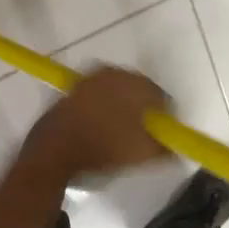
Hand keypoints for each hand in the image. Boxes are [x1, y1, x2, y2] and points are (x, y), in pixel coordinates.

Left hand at [23, 66, 170, 179]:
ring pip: (113, 93)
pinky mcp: (69, 91)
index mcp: (134, 82)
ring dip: (119, 110)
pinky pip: (93, 100)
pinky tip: (97, 131)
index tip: (162, 134)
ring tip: (118, 135)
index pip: (160, 95)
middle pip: (136, 91)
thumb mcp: (142, 155)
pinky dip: (99, 111)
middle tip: (142, 134)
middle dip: (141, 110)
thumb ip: (165, 149)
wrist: (53, 151)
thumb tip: (175, 150)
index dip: (164, 116)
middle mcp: (113, 73)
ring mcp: (88, 79)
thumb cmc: (103, 149)